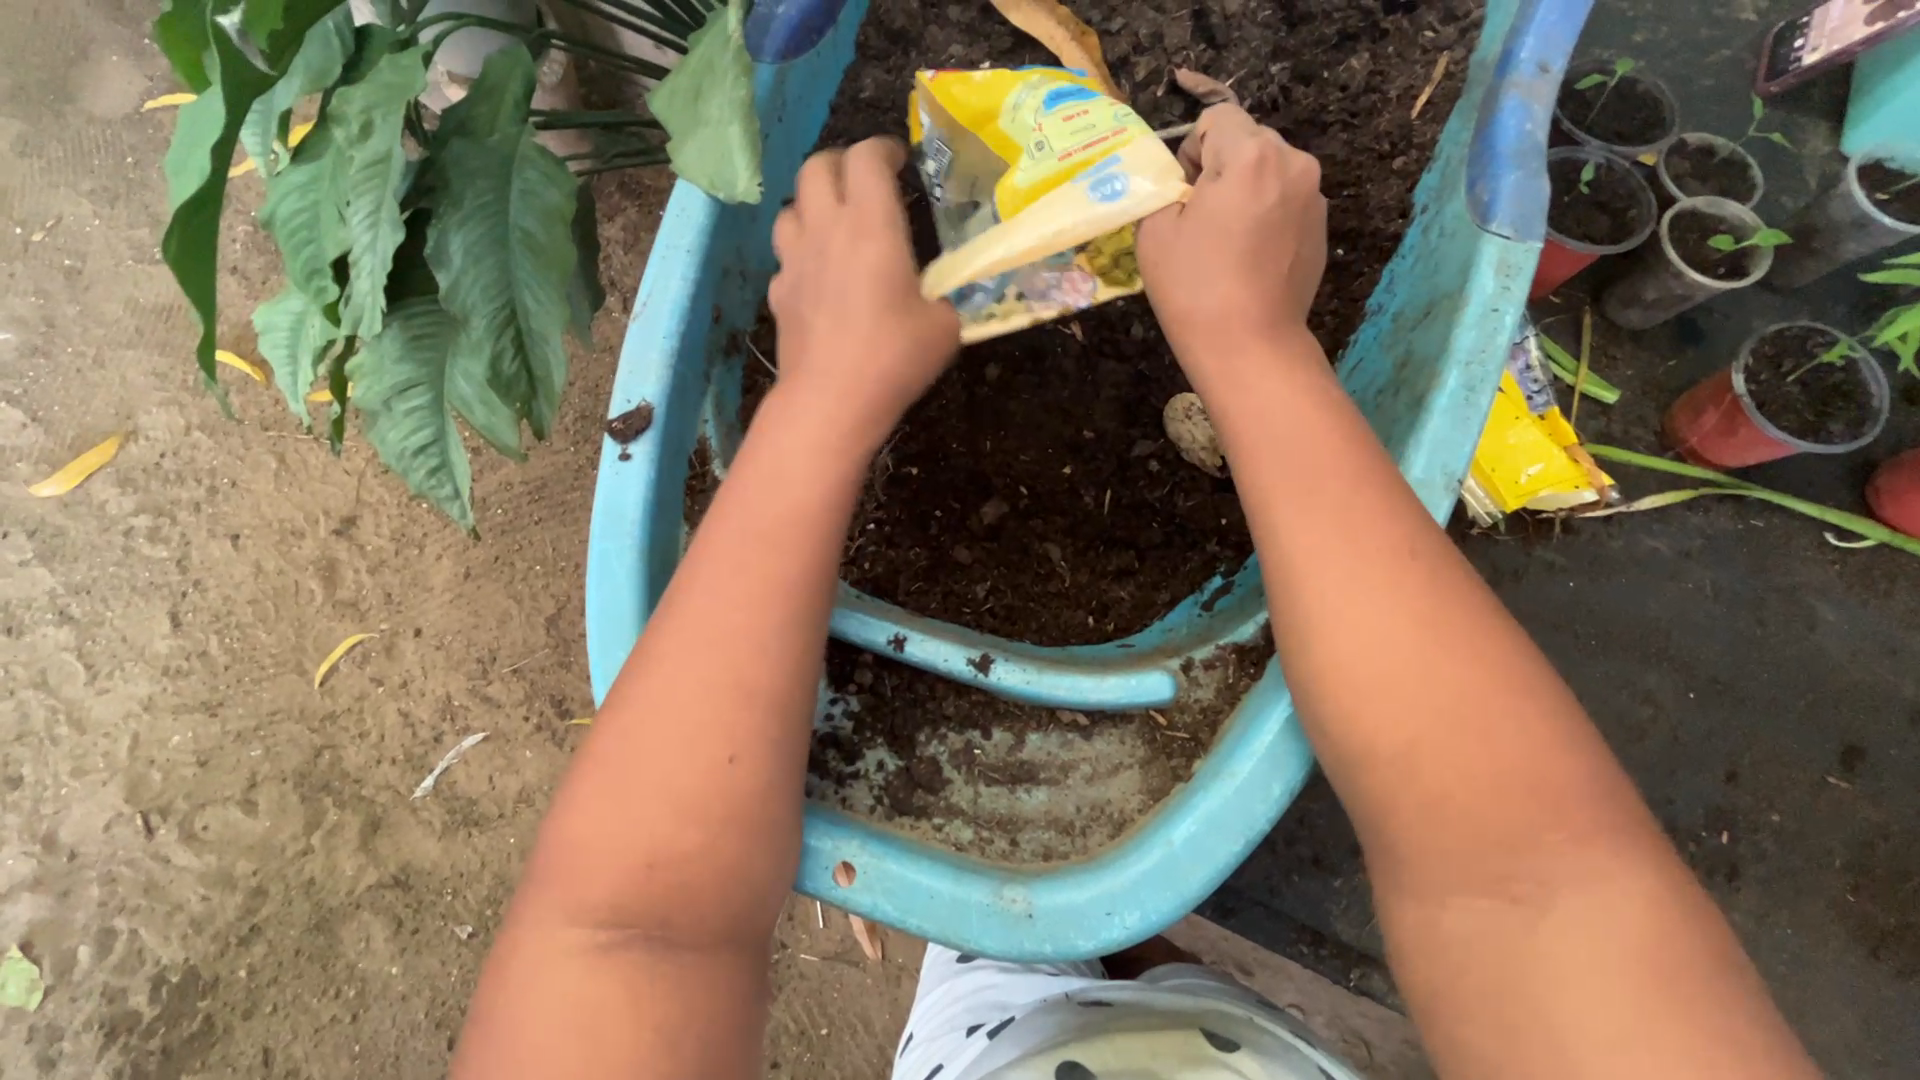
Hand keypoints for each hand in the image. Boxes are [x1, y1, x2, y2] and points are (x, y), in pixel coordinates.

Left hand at [768, 138, 959, 451]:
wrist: (831, 400)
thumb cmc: (894, 358)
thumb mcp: (944, 326)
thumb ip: (944, 296)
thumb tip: (939, 295)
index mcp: (872, 224)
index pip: (866, 157)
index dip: (882, 149)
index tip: (898, 161)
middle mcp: (826, 229)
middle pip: (816, 167)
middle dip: (841, 165)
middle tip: (864, 185)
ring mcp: (795, 260)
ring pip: (790, 207)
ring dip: (812, 205)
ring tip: (835, 226)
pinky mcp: (778, 293)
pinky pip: (785, 257)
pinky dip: (801, 255)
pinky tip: (818, 278)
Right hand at [1136, 105, 1327, 373]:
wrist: (1249, 345)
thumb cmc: (1194, 288)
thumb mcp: (1154, 231)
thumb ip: (1164, 188)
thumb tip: (1182, 183)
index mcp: (1251, 155)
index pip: (1216, 118)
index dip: (1191, 151)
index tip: (1183, 195)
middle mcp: (1293, 162)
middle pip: (1247, 141)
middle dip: (1221, 169)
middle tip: (1200, 222)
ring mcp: (1314, 195)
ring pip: (1268, 172)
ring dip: (1245, 192)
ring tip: (1227, 244)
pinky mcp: (1321, 226)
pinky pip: (1285, 202)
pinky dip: (1266, 216)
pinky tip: (1250, 259)